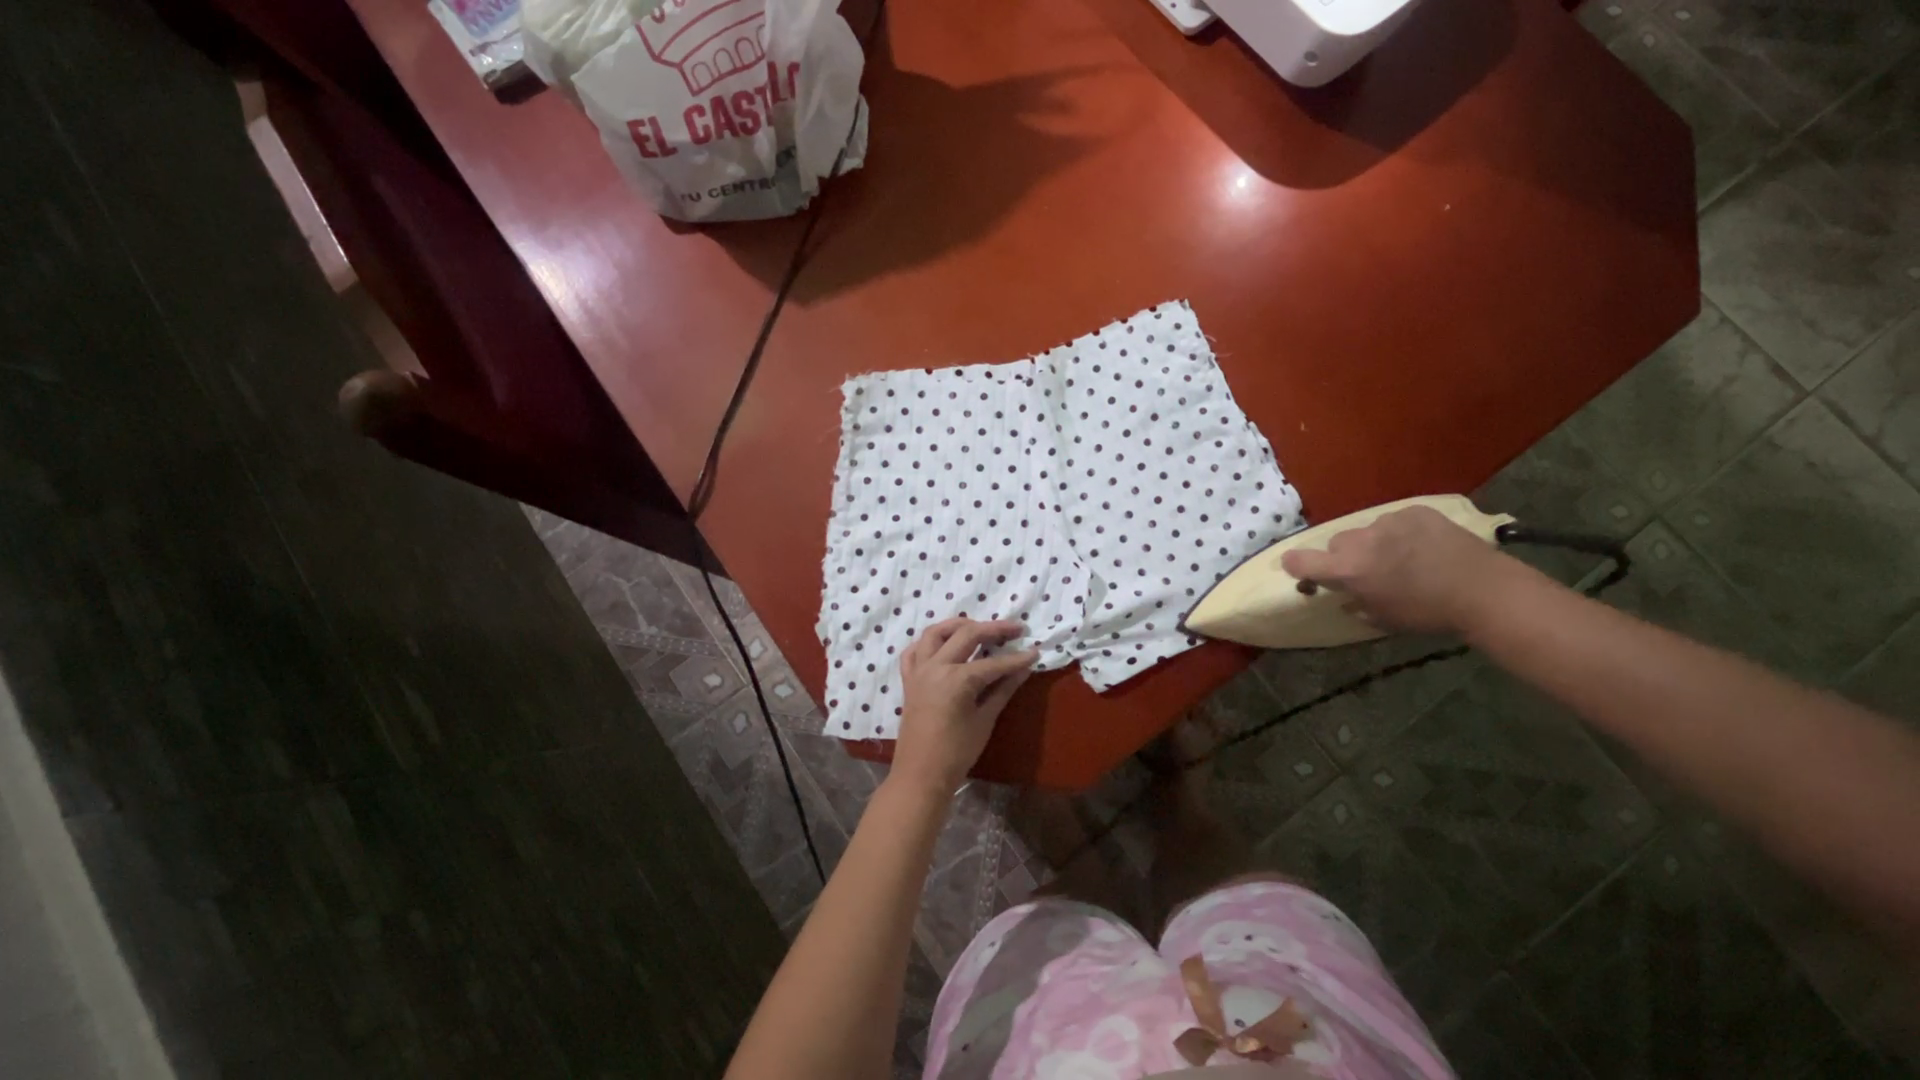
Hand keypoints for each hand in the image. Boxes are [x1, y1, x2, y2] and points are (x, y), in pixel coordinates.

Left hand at [891, 619, 1037, 796]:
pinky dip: (928, 643)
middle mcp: (936, 666)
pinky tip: (943, 645)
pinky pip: (914, 651)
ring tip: (979, 627)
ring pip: (935, 633)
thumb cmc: (957, 752)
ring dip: (958, 625)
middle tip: (1015, 628)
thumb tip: (1023, 669)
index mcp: (957, 679)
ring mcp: (918, 671)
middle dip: (993, 629)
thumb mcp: (985, 720)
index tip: (1035, 651)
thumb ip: (1003, 689)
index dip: (1017, 658)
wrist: (921, 775)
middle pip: (966, 635)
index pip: (994, 662)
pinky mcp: (908, 680)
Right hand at [1279, 506, 1522, 633]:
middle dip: (1344, 556)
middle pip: (1337, 542)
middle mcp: (1362, 540)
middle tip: (1366, 571)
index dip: (1294, 564)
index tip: (1293, 567)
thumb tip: (1348, 598)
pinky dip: (1401, 533)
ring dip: (1374, 544)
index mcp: (1349, 570)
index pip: (1303, 561)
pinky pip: (1396, 521)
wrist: (1482, 590)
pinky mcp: (1415, 510)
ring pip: (1368, 531)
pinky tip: (1422, 546)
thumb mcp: (1385, 619)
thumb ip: (1357, 605)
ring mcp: (1389, 521)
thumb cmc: (1428, 614)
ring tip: (1401, 557)